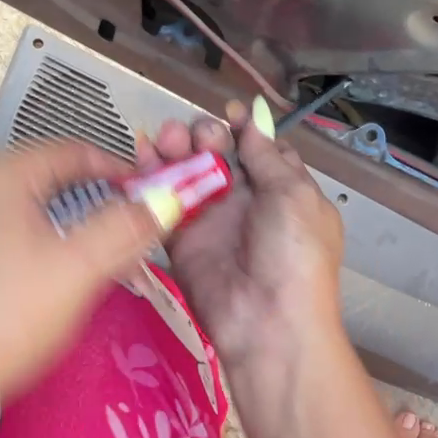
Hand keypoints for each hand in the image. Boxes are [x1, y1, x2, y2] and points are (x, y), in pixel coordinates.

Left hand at [0, 141, 161, 417]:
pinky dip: (28, 250)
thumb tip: (163, 204)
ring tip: (87, 264)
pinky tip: (38, 286)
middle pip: (44, 182)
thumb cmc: (7, 318)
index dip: (116, 169)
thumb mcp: (79, 271)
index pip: (72, 151)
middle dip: (90, 204)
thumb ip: (125, 230)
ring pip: (19, 213)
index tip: (146, 196)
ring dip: (60, 230)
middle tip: (122, 236)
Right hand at [139, 105, 344, 367]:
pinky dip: (151, 179)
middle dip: (206, 135)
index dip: (244, 129)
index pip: (261, 150)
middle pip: (220, 156)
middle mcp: (248, 204)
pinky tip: (143, 156)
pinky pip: (163, 204)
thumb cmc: (294, 255)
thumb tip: (254, 123)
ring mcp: (213, 222)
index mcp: (285, 192)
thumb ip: (267, 157)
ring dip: (176, 151)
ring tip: (168, 138)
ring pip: (188, 175)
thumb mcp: (293, 196)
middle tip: (199, 136)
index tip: (229, 114)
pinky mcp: (183, 242)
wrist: (268, 323)